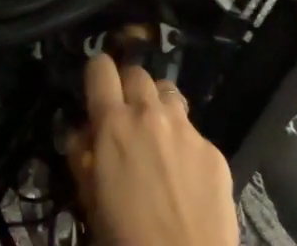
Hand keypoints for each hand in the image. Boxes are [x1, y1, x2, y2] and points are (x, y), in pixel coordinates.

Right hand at [69, 53, 237, 245]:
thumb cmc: (125, 237)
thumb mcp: (88, 196)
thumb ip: (82, 155)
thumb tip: (85, 133)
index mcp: (113, 123)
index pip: (101, 67)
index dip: (97, 75)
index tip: (97, 91)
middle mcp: (149, 114)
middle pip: (137, 73)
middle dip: (128, 88)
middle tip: (127, 117)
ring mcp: (186, 130)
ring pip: (168, 94)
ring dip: (158, 107)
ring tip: (158, 136)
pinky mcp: (213, 151)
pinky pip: (193, 132)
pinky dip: (184, 143)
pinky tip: (185, 174)